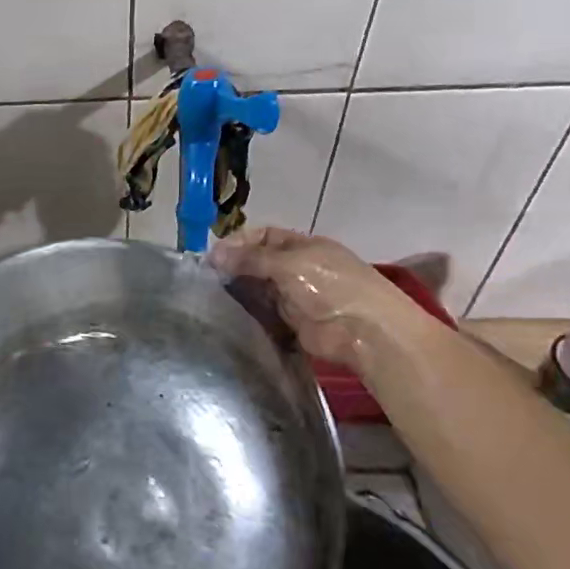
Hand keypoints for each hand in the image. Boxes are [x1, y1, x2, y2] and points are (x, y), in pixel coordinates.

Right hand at [209, 227, 435, 365]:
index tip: (213, 255)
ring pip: (260, 288)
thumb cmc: (330, 286)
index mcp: (302, 246)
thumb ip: (251, 259)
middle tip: (205, 278)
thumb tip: (215, 254)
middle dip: (235, 267)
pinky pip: (264, 313)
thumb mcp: (289, 263)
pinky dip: (248, 312)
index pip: (264, 236)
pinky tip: (227, 314)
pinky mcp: (293, 323)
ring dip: (239, 290)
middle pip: (259, 263)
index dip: (239, 242)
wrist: (364, 332)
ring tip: (210, 296)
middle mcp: (298, 268)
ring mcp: (296, 296)